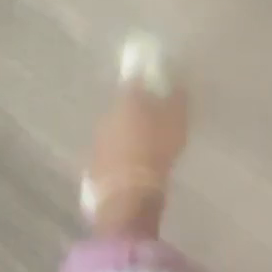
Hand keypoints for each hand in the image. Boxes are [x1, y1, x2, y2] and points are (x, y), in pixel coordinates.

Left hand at [84, 34, 188, 238]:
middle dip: (136, 107)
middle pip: (124, 104)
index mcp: (128, 99)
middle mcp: (108, 113)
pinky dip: (120, 150)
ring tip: (144, 141)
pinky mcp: (93, 161)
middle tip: (153, 115)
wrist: (129, 192)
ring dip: (127, 130)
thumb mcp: (177, 122)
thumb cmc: (157, 150)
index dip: (146, 79)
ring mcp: (98, 138)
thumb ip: (178, 99)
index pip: (136, 80)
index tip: (156, 83)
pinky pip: (110, 149)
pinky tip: (132, 159)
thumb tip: (177, 83)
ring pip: (115, 127)